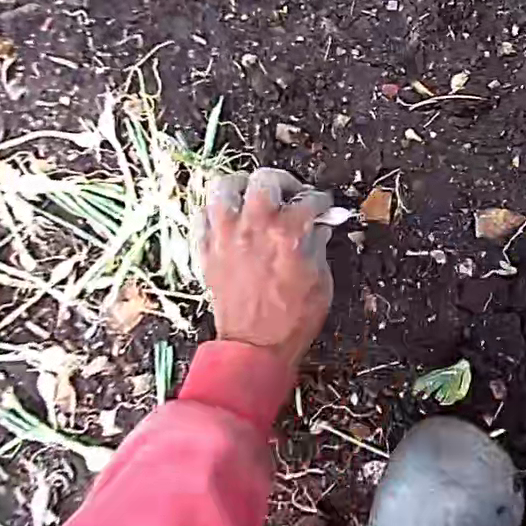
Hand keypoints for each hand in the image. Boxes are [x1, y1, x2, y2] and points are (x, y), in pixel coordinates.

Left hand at [197, 168, 335, 361]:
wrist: (256, 346)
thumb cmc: (294, 316)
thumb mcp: (321, 276)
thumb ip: (317, 243)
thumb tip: (319, 224)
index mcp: (289, 232)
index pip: (310, 199)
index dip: (322, 203)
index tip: (323, 208)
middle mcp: (255, 227)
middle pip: (265, 179)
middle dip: (283, 183)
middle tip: (290, 195)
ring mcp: (226, 237)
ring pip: (224, 187)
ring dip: (243, 187)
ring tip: (255, 197)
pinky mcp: (207, 251)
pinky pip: (202, 215)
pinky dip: (216, 212)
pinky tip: (231, 220)